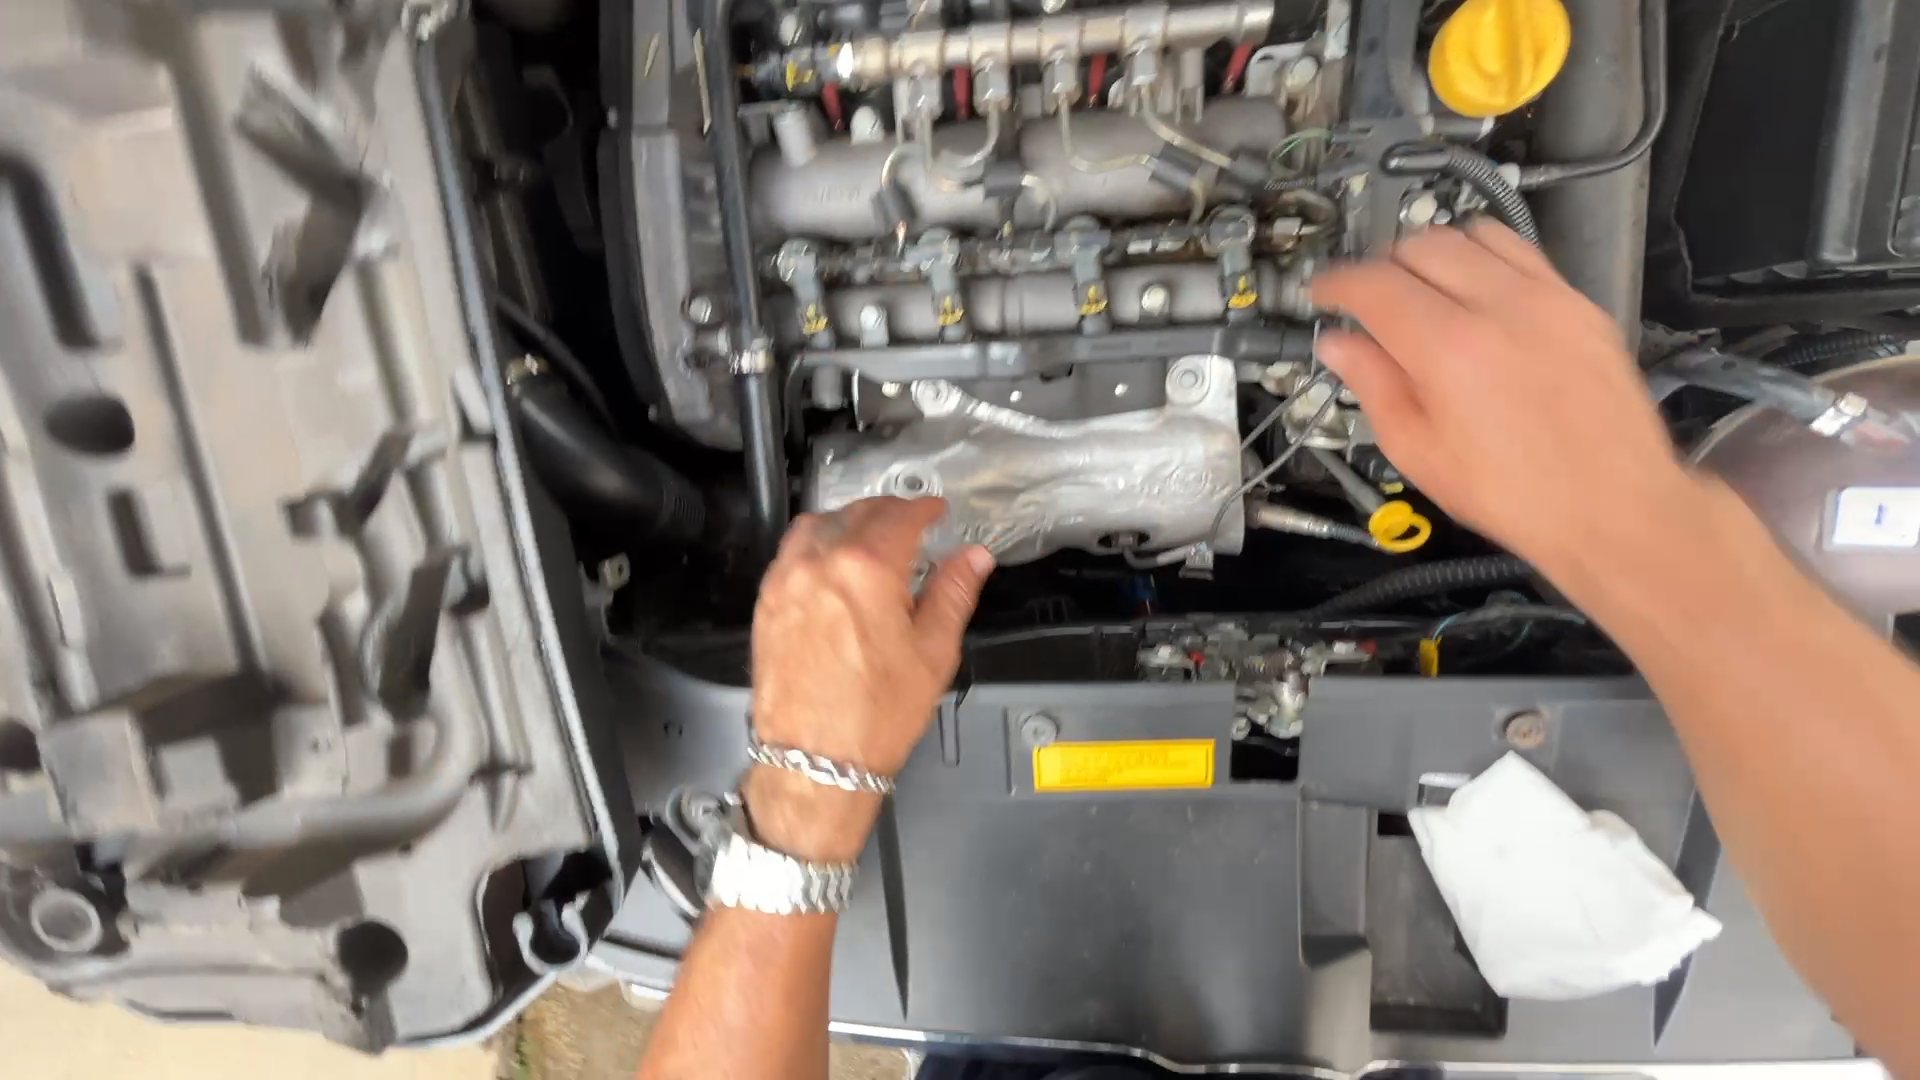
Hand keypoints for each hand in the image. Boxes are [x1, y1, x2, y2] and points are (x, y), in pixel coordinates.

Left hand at [744, 497, 994, 860]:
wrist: (815, 760)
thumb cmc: (874, 714)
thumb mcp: (933, 652)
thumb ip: (953, 592)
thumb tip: (973, 558)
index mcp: (866, 569)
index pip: (900, 516)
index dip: (924, 509)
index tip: (936, 511)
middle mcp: (820, 564)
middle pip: (859, 513)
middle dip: (890, 512)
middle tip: (912, 524)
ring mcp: (787, 581)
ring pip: (819, 524)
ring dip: (850, 521)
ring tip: (872, 539)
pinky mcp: (767, 602)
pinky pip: (791, 552)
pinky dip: (818, 544)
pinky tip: (833, 564)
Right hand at [1310, 221, 1701, 573]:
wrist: (1610, 503)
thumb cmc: (1508, 490)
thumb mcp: (1413, 448)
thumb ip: (1371, 384)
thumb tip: (1338, 345)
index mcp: (1448, 348)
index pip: (1375, 284)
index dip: (1335, 283)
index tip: (1321, 293)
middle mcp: (1500, 307)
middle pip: (1421, 246)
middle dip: (1378, 266)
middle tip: (1361, 298)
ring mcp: (1547, 298)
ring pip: (1472, 234)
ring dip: (1430, 253)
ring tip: (1413, 289)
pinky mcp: (1579, 303)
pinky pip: (1520, 251)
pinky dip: (1481, 257)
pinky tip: (1469, 292)